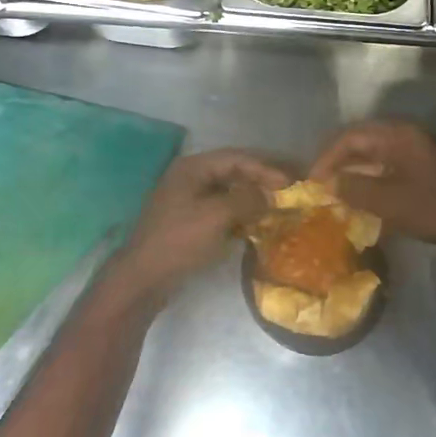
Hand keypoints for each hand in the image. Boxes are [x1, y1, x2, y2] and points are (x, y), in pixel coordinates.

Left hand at [110, 149, 292, 296]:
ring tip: (280, 201)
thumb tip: (270, 194)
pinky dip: (243, 211)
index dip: (266, 168)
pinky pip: (223, 208)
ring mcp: (189, 199)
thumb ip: (247, 199)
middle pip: (234, 170)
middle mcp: (190, 177)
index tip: (292, 181)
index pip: (237, 158)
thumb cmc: (179, 240)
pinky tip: (260, 220)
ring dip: (254, 195)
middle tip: (292, 184)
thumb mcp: (216, 216)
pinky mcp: (191, 220)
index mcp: (193, 167)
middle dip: (263, 177)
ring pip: (230, 190)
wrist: (143, 278)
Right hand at [308, 121, 435, 252]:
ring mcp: (413, 151)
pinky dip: (367, 178)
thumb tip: (326, 182)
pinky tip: (357, 197)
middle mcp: (404, 136)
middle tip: (318, 184)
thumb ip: (353, 189)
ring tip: (333, 191)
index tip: (311, 180)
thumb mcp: (387, 201)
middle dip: (337, 161)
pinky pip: (384, 166)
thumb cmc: (431, 209)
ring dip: (352, 171)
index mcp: (397, 136)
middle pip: (360, 142)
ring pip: (372, 155)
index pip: (351, 137)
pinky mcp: (418, 168)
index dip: (327, 157)